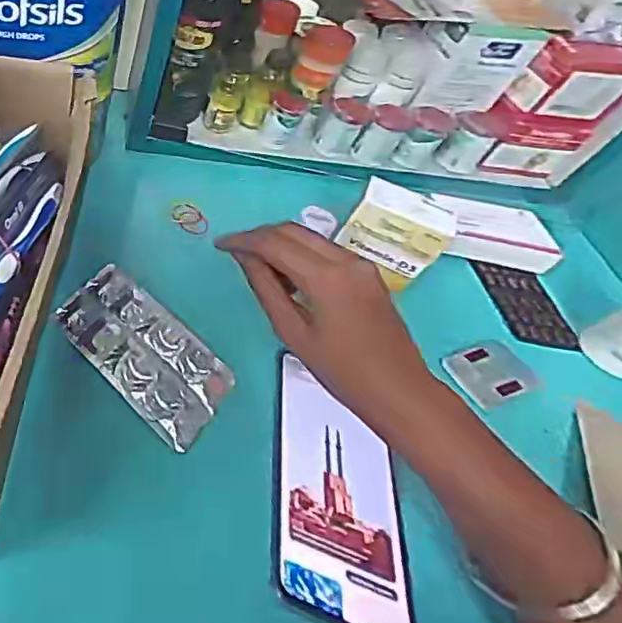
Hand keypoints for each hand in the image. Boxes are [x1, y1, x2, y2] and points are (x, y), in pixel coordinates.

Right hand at [216, 223, 440, 423]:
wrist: (401, 392)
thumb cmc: (343, 372)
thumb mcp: (293, 333)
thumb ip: (266, 288)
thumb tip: (246, 259)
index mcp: (327, 277)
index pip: (274, 243)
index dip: (243, 240)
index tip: (220, 245)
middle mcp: (346, 260)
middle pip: (292, 231)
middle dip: (259, 236)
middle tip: (234, 252)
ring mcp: (360, 265)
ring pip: (309, 237)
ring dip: (279, 243)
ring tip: (257, 268)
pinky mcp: (366, 273)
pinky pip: (324, 250)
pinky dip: (299, 254)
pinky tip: (286, 276)